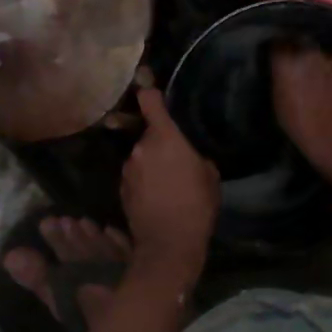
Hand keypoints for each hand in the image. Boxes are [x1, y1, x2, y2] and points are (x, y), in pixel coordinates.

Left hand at [121, 88, 219, 285]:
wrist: (168, 242)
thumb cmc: (196, 205)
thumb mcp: (210, 176)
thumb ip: (196, 157)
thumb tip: (190, 157)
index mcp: (164, 138)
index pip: (150, 102)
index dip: (150, 93)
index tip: (150, 88)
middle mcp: (140, 148)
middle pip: (147, 134)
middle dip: (159, 142)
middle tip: (175, 159)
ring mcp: (128, 168)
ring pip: (141, 157)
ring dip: (151, 164)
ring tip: (168, 183)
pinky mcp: (121, 188)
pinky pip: (135, 176)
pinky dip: (144, 181)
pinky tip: (157, 197)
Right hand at [271, 44, 331, 159]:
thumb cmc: (297, 121)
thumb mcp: (277, 98)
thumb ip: (278, 75)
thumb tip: (279, 66)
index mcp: (285, 59)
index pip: (276, 41)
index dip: (275, 47)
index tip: (274, 53)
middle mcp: (307, 52)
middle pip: (297, 42)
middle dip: (294, 49)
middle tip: (291, 62)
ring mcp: (328, 56)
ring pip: (315, 50)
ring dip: (311, 57)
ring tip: (309, 71)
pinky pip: (330, 60)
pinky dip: (325, 66)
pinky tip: (324, 79)